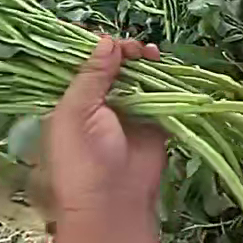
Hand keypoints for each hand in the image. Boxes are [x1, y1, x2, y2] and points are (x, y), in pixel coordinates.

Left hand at [42, 36, 167, 228]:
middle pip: (116, 68)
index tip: (112, 41)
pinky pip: (161, 96)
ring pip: (140, 78)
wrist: (113, 202)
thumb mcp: (76, 112)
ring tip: (152, 54)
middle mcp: (102, 103)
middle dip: (126, 53)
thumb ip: (92, 75)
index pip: (87, 65)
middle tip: (136, 49)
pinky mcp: (155, 123)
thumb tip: (107, 40)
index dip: (100, 49)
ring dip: (146, 63)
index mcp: (75, 101)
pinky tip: (166, 69)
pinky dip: (166, 81)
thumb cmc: (83, 158)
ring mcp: (130, 113)